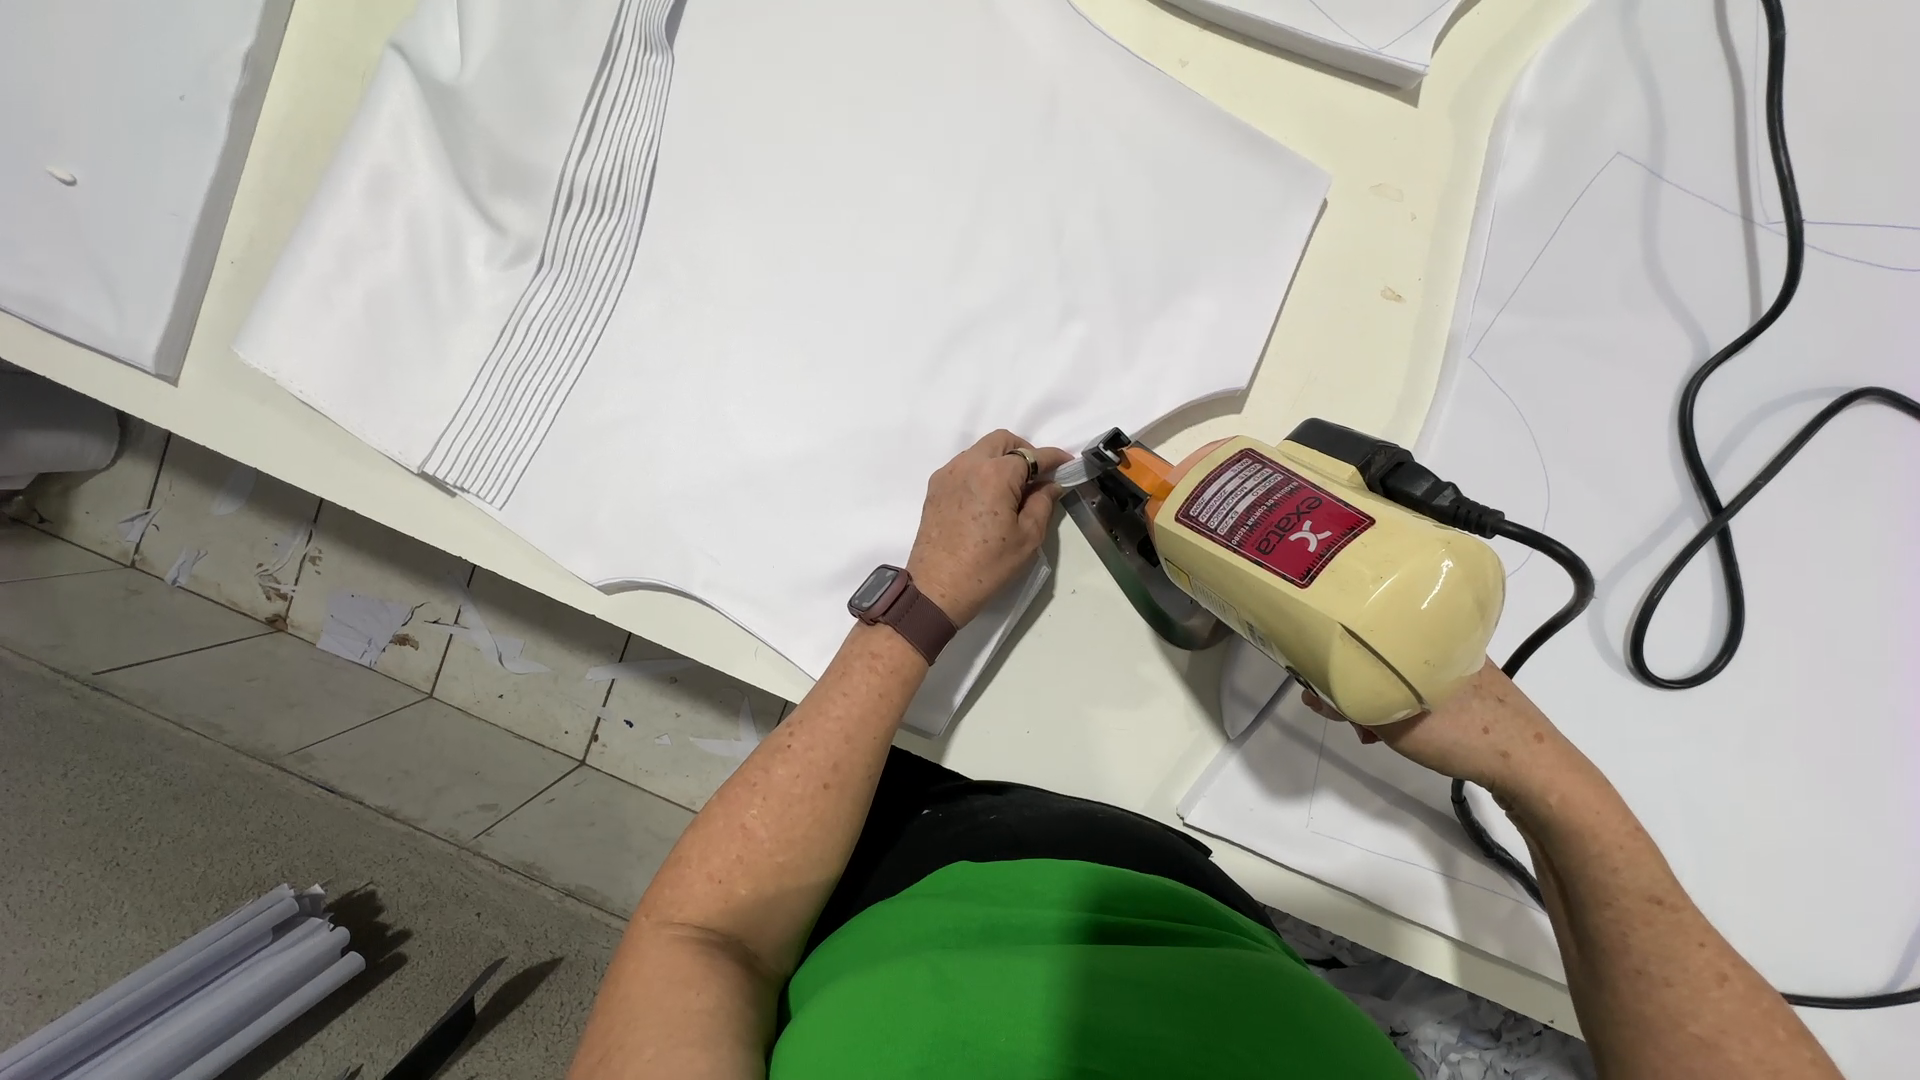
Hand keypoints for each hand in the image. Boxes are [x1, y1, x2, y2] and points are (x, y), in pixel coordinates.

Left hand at [906, 430, 1069, 625]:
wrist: (938, 588)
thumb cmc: (987, 566)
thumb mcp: (1027, 537)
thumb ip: (1042, 503)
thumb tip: (1051, 485)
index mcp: (994, 475)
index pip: (1031, 456)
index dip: (1053, 457)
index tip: (1066, 464)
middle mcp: (968, 465)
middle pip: (1001, 441)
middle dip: (1024, 451)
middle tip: (1037, 476)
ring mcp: (947, 474)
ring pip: (980, 451)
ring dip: (1000, 459)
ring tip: (1013, 489)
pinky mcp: (935, 488)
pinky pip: (963, 466)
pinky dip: (981, 470)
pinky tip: (989, 497)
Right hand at [1303, 662, 1579, 802]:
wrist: (1538, 773)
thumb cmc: (1466, 736)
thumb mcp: (1395, 720)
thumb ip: (1351, 703)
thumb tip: (1316, 691)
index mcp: (1433, 639)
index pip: (1372, 629)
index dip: (1339, 648)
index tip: (1320, 672)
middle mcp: (1448, 650)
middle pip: (1384, 655)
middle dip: (1354, 681)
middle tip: (1341, 712)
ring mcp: (1464, 676)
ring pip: (1402, 678)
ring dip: (1375, 699)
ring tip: (1367, 730)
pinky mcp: (1475, 701)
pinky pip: (1421, 694)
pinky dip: (1399, 709)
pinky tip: (1393, 735)